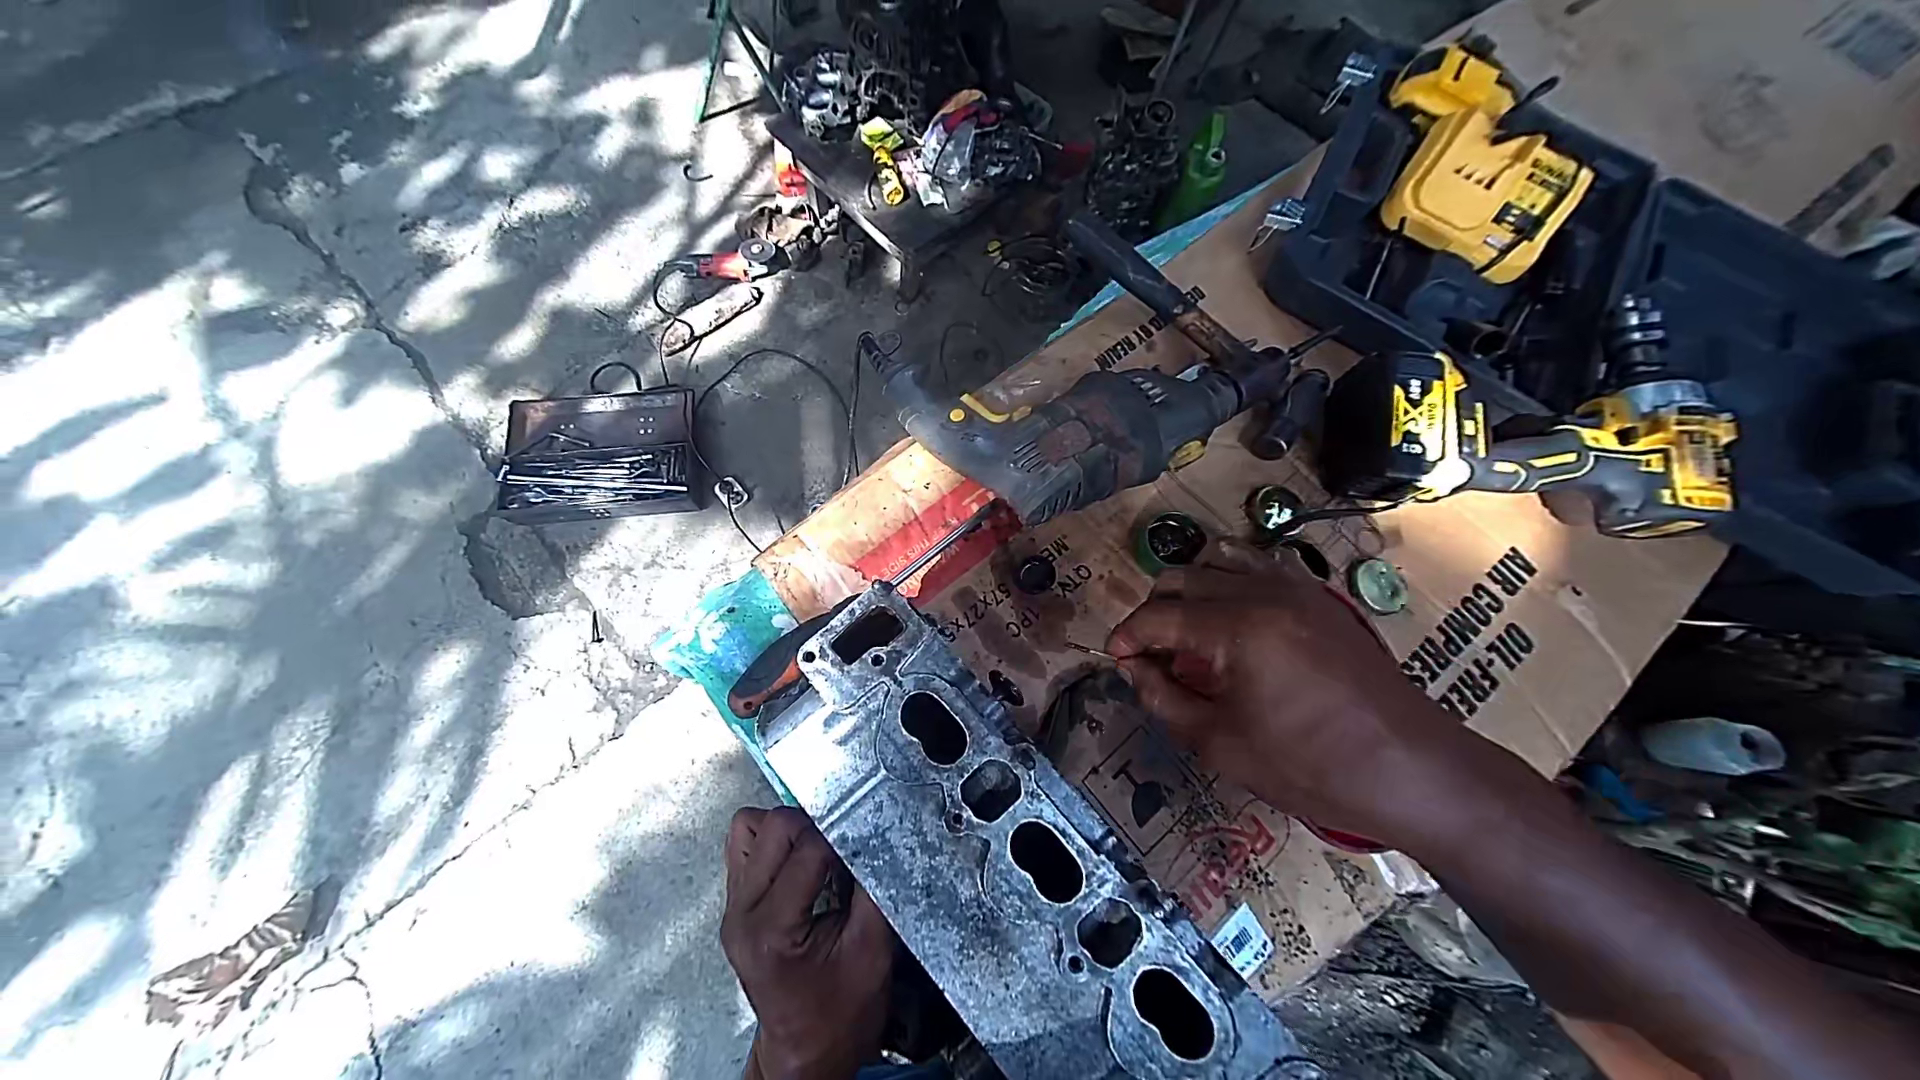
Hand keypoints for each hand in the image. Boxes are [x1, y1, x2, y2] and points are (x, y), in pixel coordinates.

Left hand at [722, 806, 893, 1079]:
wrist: (807, 1052)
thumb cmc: (838, 1015)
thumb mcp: (873, 949)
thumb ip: (873, 886)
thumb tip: (874, 832)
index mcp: (772, 929)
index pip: (809, 847)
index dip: (845, 837)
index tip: (865, 845)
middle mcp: (742, 912)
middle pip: (775, 825)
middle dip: (818, 827)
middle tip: (844, 849)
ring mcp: (733, 906)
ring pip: (752, 825)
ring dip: (791, 828)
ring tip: (819, 853)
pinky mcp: (736, 901)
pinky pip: (745, 842)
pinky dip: (774, 838)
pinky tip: (799, 858)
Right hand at [1105, 541, 1487, 848]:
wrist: (1414, 771)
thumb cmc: (1312, 767)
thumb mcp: (1221, 744)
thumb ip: (1164, 699)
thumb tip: (1134, 668)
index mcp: (1238, 628)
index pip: (1159, 615)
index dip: (1127, 636)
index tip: (1115, 658)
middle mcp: (1264, 592)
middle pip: (1182, 577)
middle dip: (1153, 612)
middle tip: (1149, 654)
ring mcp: (1296, 588)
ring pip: (1218, 561)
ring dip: (1189, 591)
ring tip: (1185, 633)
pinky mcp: (1319, 598)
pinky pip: (1257, 567)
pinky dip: (1228, 582)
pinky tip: (1229, 620)